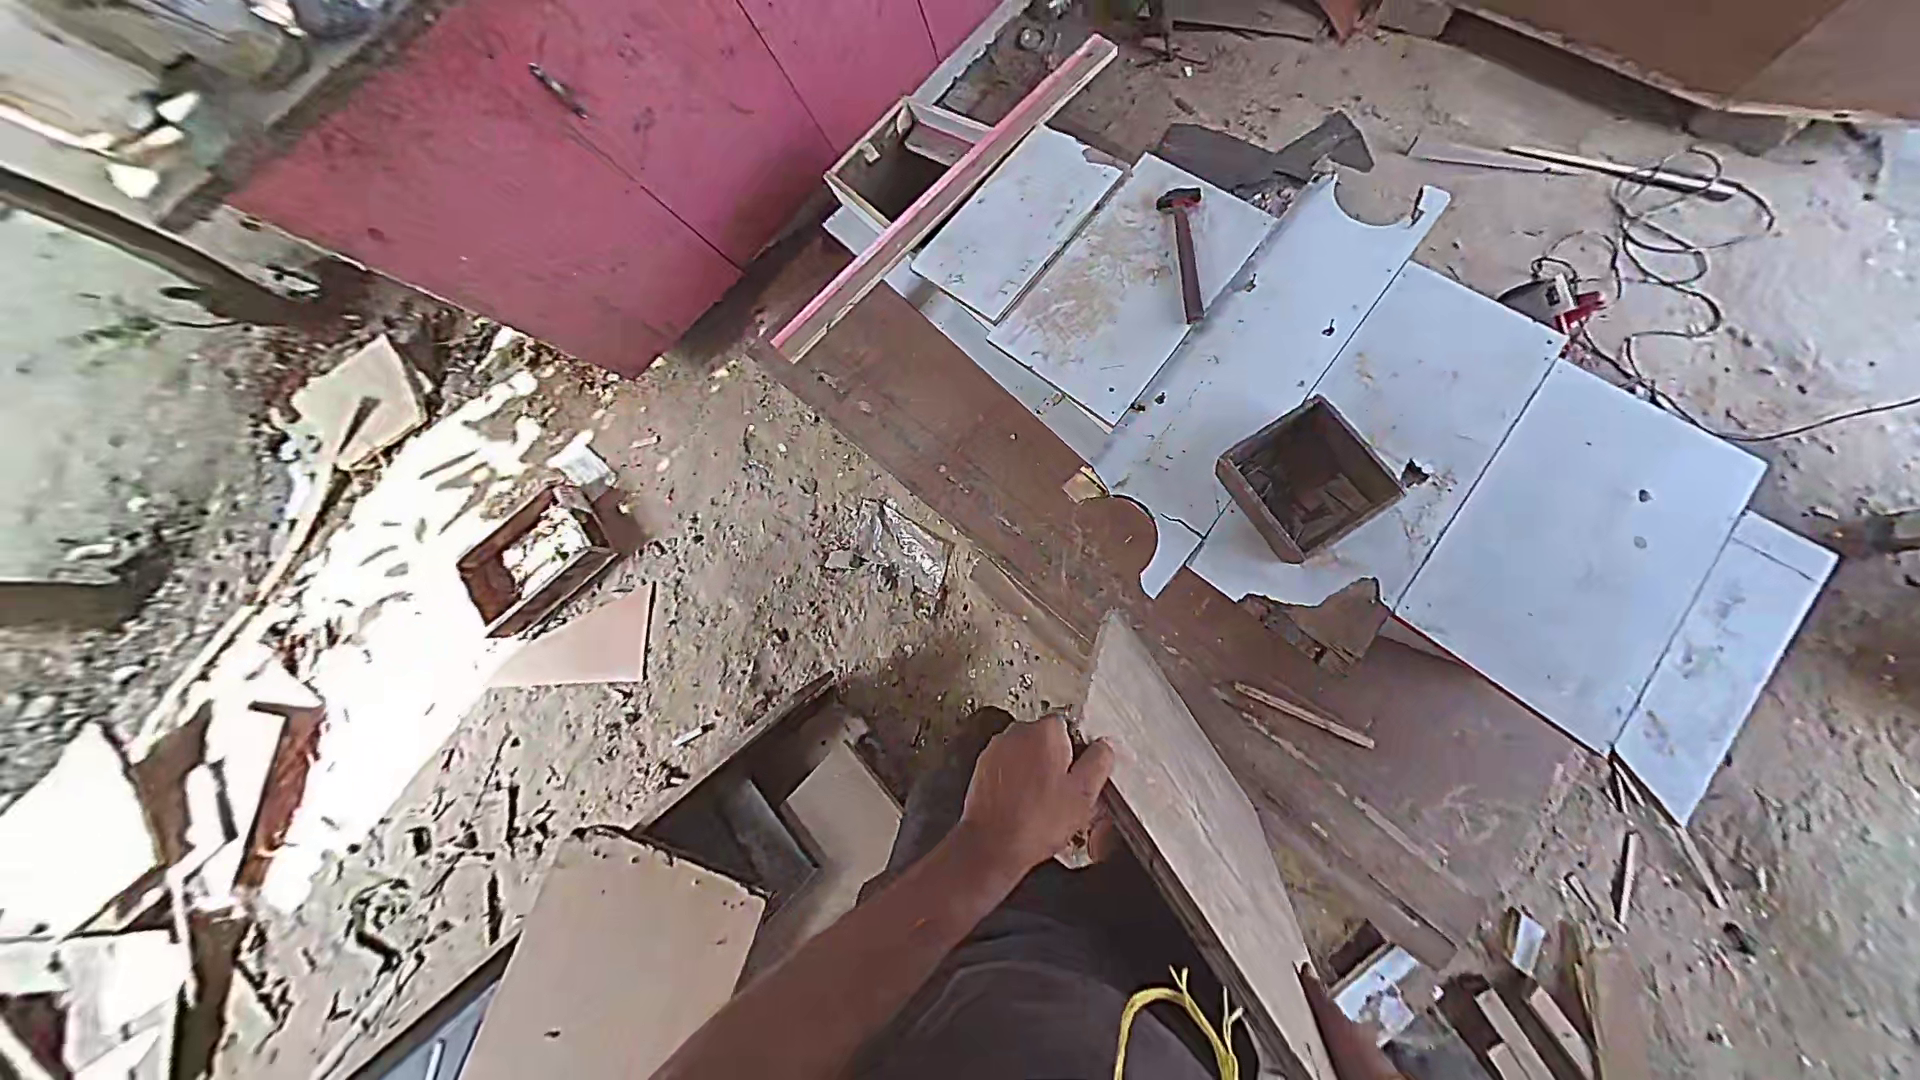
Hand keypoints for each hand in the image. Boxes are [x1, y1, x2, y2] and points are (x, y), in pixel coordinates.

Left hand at [958, 713, 1113, 873]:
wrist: (992, 844)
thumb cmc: (1035, 821)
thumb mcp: (1084, 794)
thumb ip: (1099, 762)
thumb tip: (1104, 748)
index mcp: (1046, 732)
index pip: (1070, 726)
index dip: (1079, 752)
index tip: (1080, 773)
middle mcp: (1018, 732)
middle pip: (1047, 739)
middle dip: (1057, 761)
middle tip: (1064, 792)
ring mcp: (998, 748)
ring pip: (1027, 754)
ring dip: (1036, 770)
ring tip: (1042, 803)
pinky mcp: (984, 765)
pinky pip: (1008, 766)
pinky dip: (1016, 780)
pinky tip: (1023, 804)